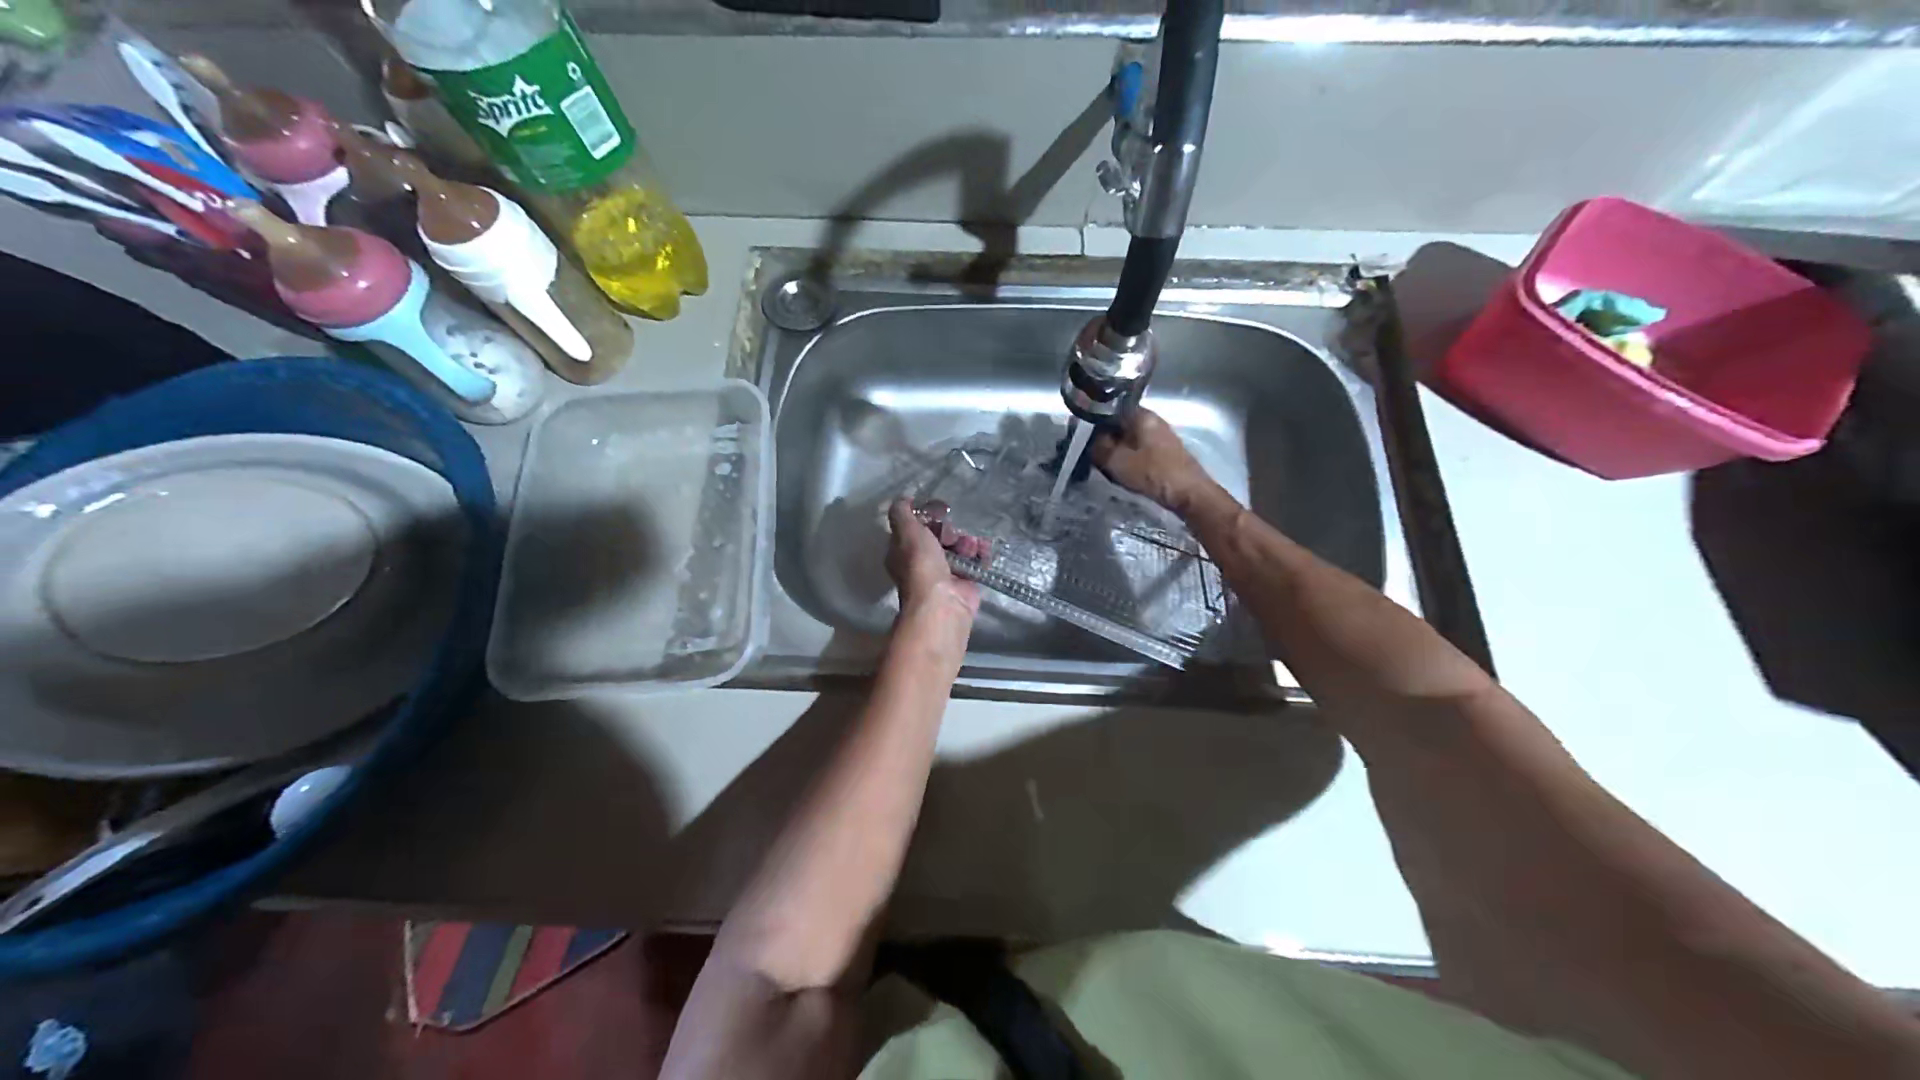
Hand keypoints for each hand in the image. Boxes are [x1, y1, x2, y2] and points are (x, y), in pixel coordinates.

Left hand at [886, 499, 980, 618]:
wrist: (943, 601)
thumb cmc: (921, 564)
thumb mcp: (906, 532)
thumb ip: (902, 513)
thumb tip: (903, 499)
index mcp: (904, 551)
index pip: (916, 526)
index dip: (928, 515)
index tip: (941, 508)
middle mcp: (923, 561)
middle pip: (940, 535)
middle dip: (950, 529)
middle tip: (953, 533)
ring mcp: (945, 572)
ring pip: (959, 546)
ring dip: (967, 541)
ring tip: (971, 545)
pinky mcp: (965, 580)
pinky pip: (975, 560)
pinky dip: (980, 553)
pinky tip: (983, 550)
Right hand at [1091, 408, 1221, 515]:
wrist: (1190, 494)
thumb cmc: (1153, 473)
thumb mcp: (1117, 461)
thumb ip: (1098, 448)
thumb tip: (1089, 440)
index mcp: (1142, 415)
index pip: (1110, 410)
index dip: (1094, 423)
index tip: (1082, 438)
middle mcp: (1153, 420)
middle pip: (1121, 425)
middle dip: (1106, 439)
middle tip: (1093, 455)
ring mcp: (1161, 436)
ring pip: (1130, 439)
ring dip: (1117, 451)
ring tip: (1106, 465)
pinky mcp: (1166, 453)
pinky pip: (1140, 450)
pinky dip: (1129, 459)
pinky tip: (1124, 472)